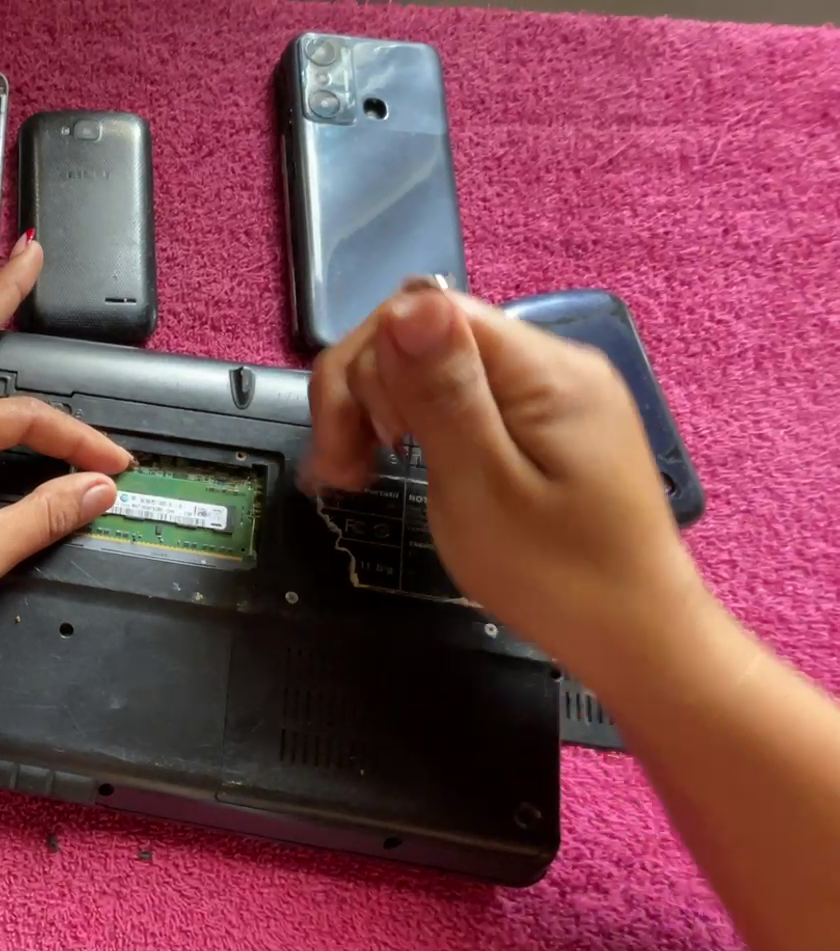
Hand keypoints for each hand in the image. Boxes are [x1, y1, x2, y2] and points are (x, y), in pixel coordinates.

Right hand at [305, 283, 711, 677]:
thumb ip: (444, 392)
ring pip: (414, 366)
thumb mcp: (481, 484)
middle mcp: (540, 364)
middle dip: (357, 398)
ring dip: (366, 414)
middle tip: (343, 474)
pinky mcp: (520, 420)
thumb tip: (408, 304)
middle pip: (410, 337)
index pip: (420, 316)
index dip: (362, 371)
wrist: (622, 632)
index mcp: (539, 371)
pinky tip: (382, 464)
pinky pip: (436, 397)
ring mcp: (532, 392)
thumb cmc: (549, 571)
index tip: (343, 445)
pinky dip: (393, 427)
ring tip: (354, 475)